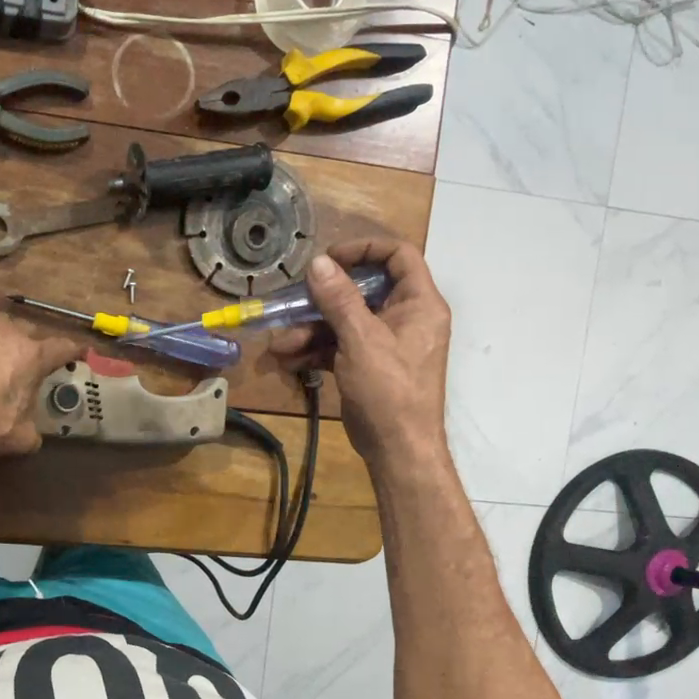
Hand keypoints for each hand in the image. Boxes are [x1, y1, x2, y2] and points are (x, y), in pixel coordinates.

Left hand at [0, 313, 87, 454]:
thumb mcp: (19, 438)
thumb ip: (34, 431)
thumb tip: (33, 434)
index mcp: (32, 356)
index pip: (63, 347)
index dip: (73, 350)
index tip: (79, 352)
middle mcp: (7, 331)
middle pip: (29, 331)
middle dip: (32, 345)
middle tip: (26, 363)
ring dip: (0, 338)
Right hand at [267, 239, 452, 464]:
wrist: (398, 449)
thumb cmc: (390, 390)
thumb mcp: (362, 340)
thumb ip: (339, 300)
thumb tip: (318, 264)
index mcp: (419, 304)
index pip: (398, 257)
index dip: (365, 250)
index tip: (330, 258)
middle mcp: (405, 318)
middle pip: (362, 292)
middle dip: (322, 301)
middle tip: (293, 303)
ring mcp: (385, 344)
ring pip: (344, 323)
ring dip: (309, 331)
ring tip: (279, 346)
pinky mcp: (367, 367)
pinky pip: (339, 348)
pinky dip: (314, 352)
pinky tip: (288, 362)